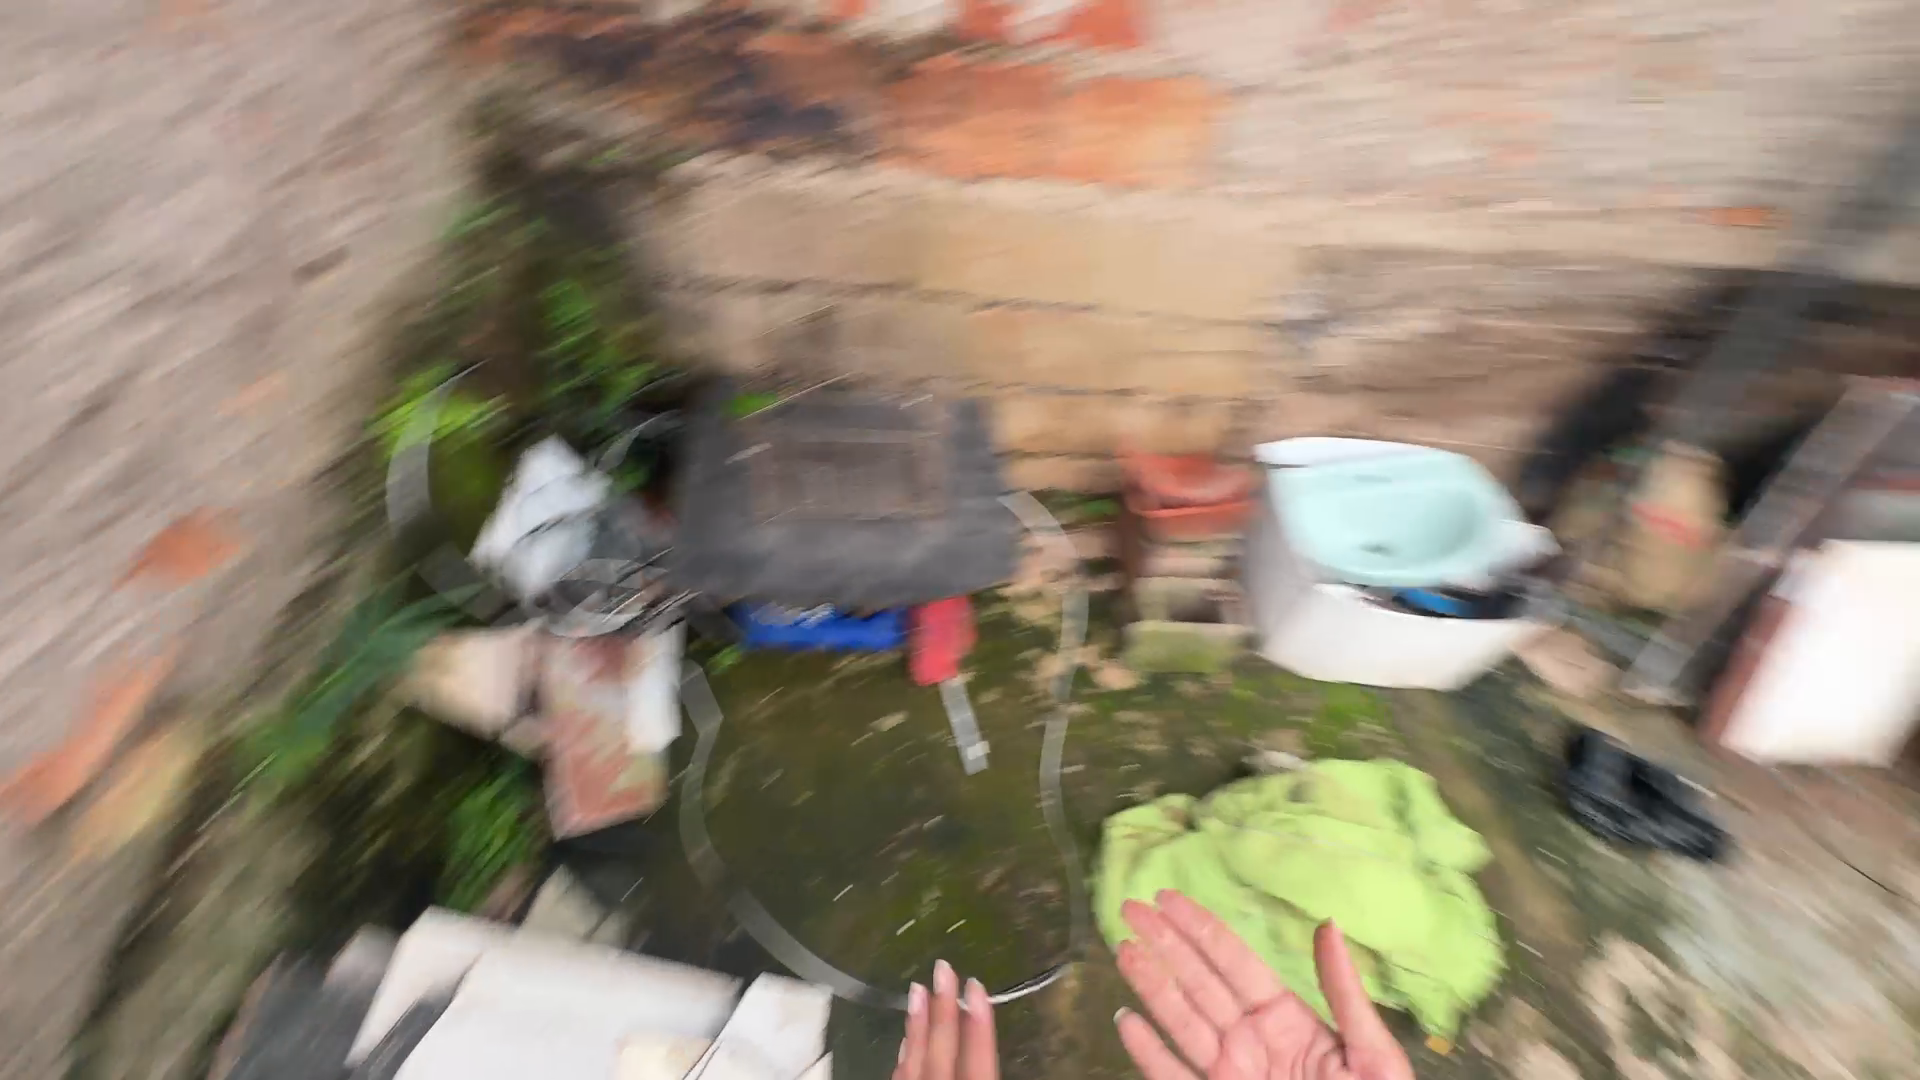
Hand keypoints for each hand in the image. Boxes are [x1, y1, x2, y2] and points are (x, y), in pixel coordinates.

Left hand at [894, 959, 998, 1079]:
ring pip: (916, 1061)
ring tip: (917, 988)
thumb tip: (1000, 1048)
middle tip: (942, 967)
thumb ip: (995, 1078)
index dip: (979, 1023)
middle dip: (943, 1009)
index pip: (978, 1060)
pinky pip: (901, 1079)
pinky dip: (905, 1057)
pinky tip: (905, 1040)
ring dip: (917, 1025)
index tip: (975, 984)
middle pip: (943, 1051)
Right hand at [1113, 891, 1414, 1079]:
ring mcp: (1229, 1075)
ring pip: (1181, 1021)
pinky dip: (1147, 1052)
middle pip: (1198, 981)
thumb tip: (1326, 923)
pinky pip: (1173, 1077)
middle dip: (1164, 942)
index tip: (1167, 896)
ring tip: (1123, 948)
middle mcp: (1249, 1040)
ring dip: (1151, 984)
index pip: (1233, 961)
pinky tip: (1126, 1021)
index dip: (1199, 927)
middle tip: (1130, 906)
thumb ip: (1345, 994)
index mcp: (1285, 1019)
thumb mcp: (1374, 1059)